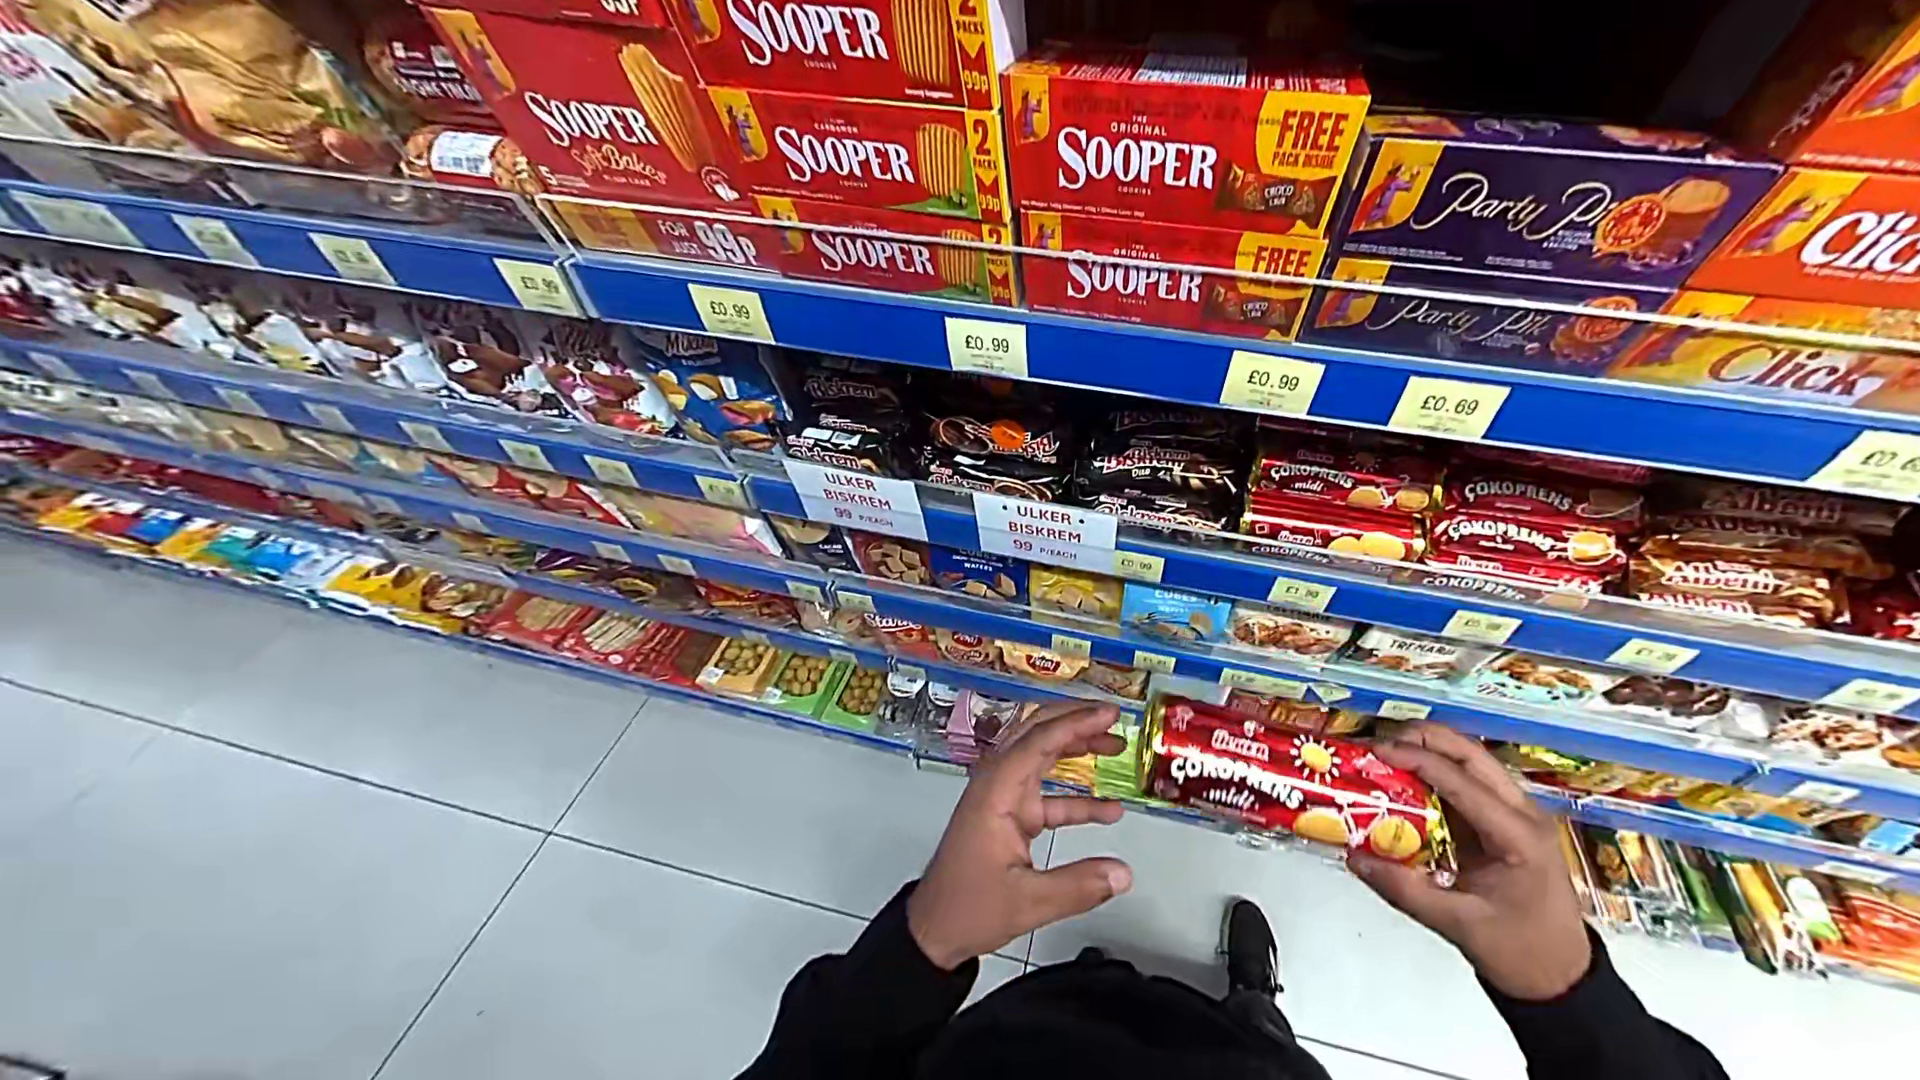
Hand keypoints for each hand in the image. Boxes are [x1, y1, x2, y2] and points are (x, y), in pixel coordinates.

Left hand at [907, 702, 1133, 969]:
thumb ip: (1078, 886)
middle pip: (1037, 734)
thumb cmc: (968, 907)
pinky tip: (1108, 809)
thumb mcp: (1027, 901)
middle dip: (1075, 721)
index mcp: (997, 790)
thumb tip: (1123, 873)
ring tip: (1115, 746)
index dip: (1076, 722)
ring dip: (1076, 748)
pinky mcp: (1009, 815)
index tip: (1110, 713)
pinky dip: (1075, 798)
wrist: (934, 927)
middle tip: (1114, 718)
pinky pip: (1046, 795)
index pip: (1039, 740)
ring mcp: (1003, 797)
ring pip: (1042, 758)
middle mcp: (998, 783)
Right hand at [1347, 722, 1590, 1000]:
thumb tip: (1353, 856)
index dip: (1414, 758)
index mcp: (1518, 837)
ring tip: (1381, 754)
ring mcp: (1513, 811)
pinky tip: (1399, 775)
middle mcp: (1521, 812)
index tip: (1372, 751)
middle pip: (1469, 752)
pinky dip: (1429, 765)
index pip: (1461, 780)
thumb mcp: (1457, 924)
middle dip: (1419, 738)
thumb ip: (1403, 889)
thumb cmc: (1521, 951)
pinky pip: (1461, 775)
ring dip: (1424, 747)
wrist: (1562, 976)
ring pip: (1467, 756)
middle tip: (1375, 745)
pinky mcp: (1498, 816)